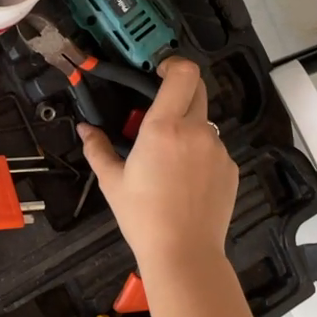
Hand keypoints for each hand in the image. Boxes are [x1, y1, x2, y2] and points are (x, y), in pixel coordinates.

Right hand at [78, 57, 238, 273]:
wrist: (183, 252)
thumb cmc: (143, 218)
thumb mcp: (112, 182)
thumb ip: (98, 149)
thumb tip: (85, 130)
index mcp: (163, 128)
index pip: (182, 73)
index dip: (173, 65)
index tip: (160, 74)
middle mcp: (195, 132)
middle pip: (197, 90)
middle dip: (179, 94)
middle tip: (160, 116)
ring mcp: (217, 150)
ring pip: (204, 124)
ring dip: (188, 130)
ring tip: (170, 162)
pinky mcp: (230, 168)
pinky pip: (214, 150)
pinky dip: (201, 156)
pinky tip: (186, 182)